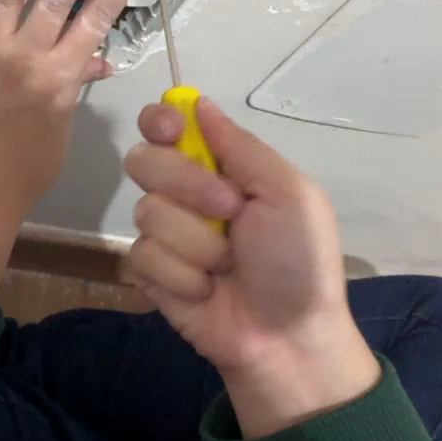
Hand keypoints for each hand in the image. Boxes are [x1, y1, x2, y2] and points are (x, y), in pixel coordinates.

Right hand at [122, 98, 380, 436]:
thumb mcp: (290, 195)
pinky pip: (143, 256)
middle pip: (144, 160)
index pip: (167, 125)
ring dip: (196, 243)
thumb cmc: (298, 263)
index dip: (160, 120)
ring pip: (147, 212)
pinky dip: (181, 275)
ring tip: (227, 266)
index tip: (170, 131)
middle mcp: (183, 193)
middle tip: (229, 211)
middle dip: (187, 186)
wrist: (285, 338)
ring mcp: (163, 233)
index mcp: (219, 167)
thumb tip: (199, 103)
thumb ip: (242, 147)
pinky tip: (205, 291)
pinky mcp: (147, 271)